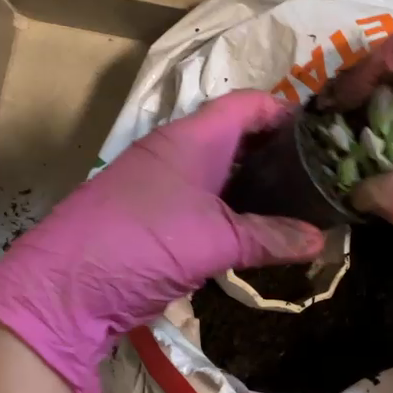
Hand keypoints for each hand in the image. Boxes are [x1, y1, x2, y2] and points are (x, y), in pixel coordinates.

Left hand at [0, 91, 324, 392]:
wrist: (67, 287)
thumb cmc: (144, 243)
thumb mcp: (216, 241)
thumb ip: (271, 237)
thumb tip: (323, 241)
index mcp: (193, 137)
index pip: (250, 104)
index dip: (288, 113)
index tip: (324, 138)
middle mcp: (179, 151)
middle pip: (239, 137)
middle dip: (279, 154)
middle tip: (320, 177)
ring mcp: (165, 184)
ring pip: (223, 173)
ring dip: (257, 188)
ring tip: (300, 205)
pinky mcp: (157, 217)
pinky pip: (206, 204)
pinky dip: (234, 213)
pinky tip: (259, 233)